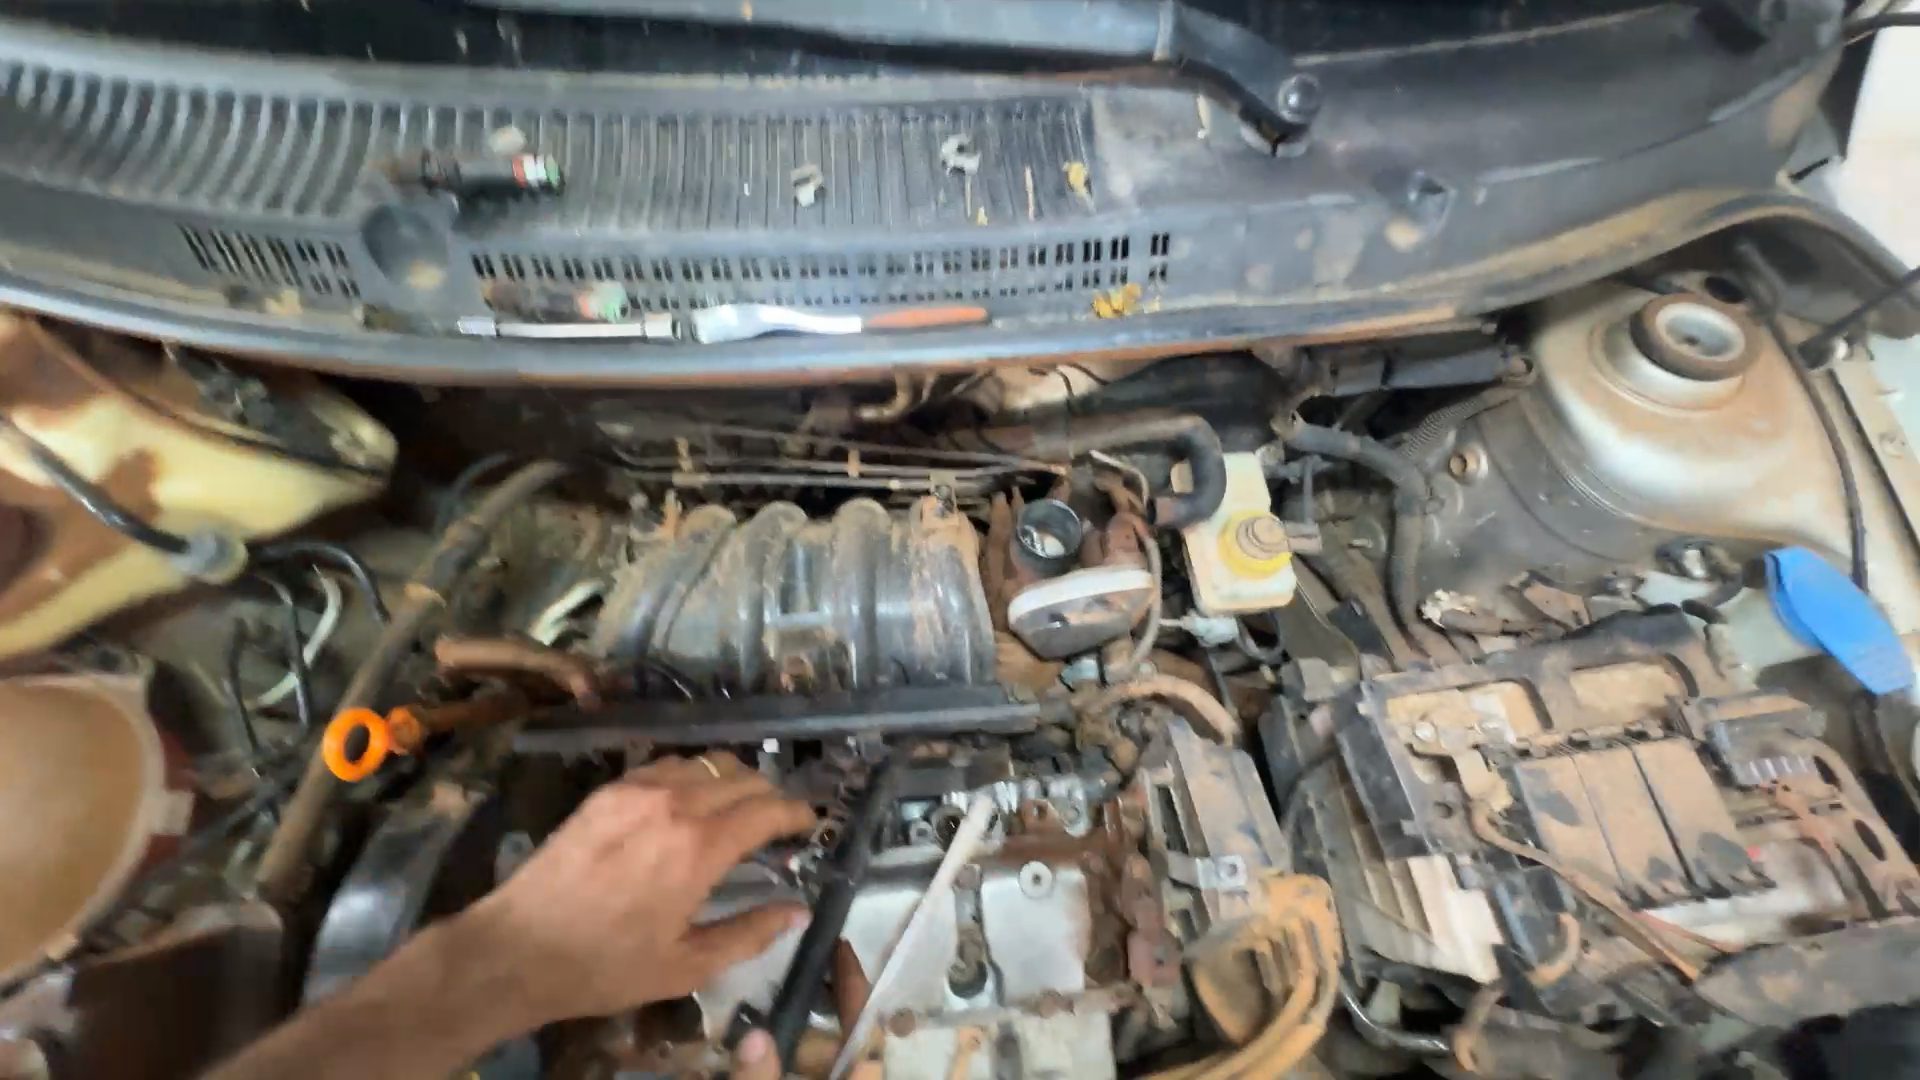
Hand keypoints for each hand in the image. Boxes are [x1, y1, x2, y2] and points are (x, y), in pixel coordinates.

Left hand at [450, 754, 815, 1027]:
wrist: (515, 950)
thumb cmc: (605, 966)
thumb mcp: (685, 965)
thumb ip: (750, 934)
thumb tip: (798, 909)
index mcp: (701, 848)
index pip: (770, 808)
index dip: (798, 812)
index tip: (809, 823)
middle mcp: (678, 804)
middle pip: (747, 777)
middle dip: (771, 797)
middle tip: (775, 824)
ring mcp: (642, 788)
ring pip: (712, 762)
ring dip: (736, 780)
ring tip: (736, 808)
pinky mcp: (614, 787)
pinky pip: (672, 764)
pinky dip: (696, 775)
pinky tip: (690, 801)